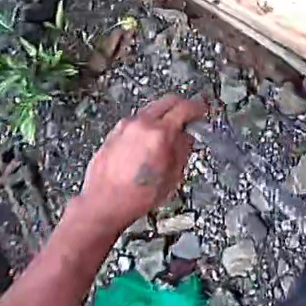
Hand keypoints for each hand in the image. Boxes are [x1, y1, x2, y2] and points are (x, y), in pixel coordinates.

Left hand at [76, 94, 205, 233]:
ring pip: (151, 109)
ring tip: (169, 133)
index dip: (198, 108)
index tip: (202, 110)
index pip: (184, 108)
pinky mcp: (114, 132)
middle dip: (181, 105)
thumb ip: (182, 150)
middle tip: (189, 116)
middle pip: (167, 101)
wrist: (103, 203)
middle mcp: (141, 124)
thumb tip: (186, 138)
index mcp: (159, 134)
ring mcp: (125, 126)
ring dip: (163, 115)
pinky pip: (137, 120)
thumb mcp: (172, 176)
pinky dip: (147, 124)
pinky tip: (149, 141)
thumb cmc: (134, 196)